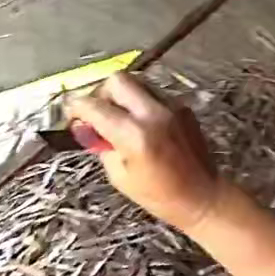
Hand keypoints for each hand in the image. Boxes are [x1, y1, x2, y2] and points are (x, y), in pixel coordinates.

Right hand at [65, 73, 222, 231]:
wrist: (203, 196)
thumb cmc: (159, 196)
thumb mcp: (119, 176)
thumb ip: (102, 145)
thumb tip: (88, 126)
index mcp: (134, 135)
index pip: (95, 106)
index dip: (76, 107)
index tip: (71, 113)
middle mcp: (153, 113)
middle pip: (117, 79)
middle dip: (101, 93)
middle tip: (99, 113)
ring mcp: (171, 106)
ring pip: (137, 82)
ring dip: (122, 96)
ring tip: (121, 119)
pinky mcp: (183, 106)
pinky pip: (154, 94)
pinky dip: (141, 103)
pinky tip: (143, 124)